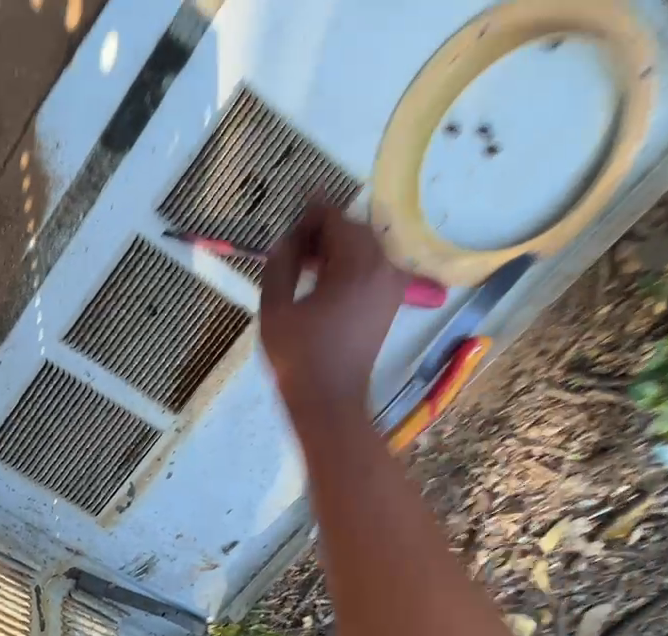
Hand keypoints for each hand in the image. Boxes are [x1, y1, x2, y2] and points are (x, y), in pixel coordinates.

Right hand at [259, 199, 408, 417]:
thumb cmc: (298, 357)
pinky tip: (323, 277)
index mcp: (357, 265)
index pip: (337, 220)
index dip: (313, 211)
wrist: (329, 398)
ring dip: (337, 246)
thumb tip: (286, 240)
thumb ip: (280, 266)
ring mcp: (392, 285)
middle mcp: (384, 268)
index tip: (294, 206)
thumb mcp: (276, 309)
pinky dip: (349, 262)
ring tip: (305, 259)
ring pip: (365, 247)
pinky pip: (372, 266)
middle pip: (356, 230)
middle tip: (293, 239)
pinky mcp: (390, 300)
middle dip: (325, 228)